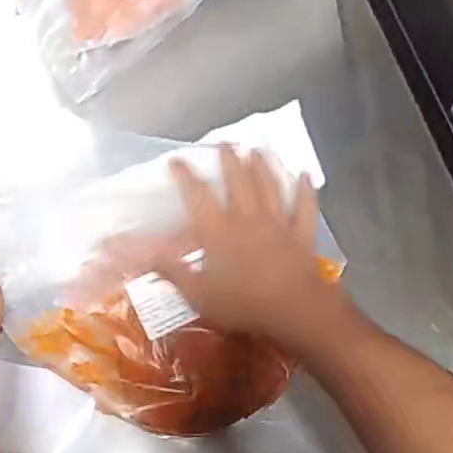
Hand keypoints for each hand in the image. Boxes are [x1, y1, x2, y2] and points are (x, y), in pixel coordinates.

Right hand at [155, 146, 351, 344]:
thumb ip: (173, 271)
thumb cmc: (240, 305)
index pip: (198, 196)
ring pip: (270, 186)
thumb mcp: (198, 294)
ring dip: (263, 165)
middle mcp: (247, 218)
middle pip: (238, 180)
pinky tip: (306, 176)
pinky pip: (304, 206)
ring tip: (257, 150)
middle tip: (224, 144)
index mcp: (218, 231)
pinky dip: (305, 189)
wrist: (290, 308)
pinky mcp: (301, 234)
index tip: (177, 161)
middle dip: (229, 160)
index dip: (186, 176)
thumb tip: (147, 253)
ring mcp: (278, 223)